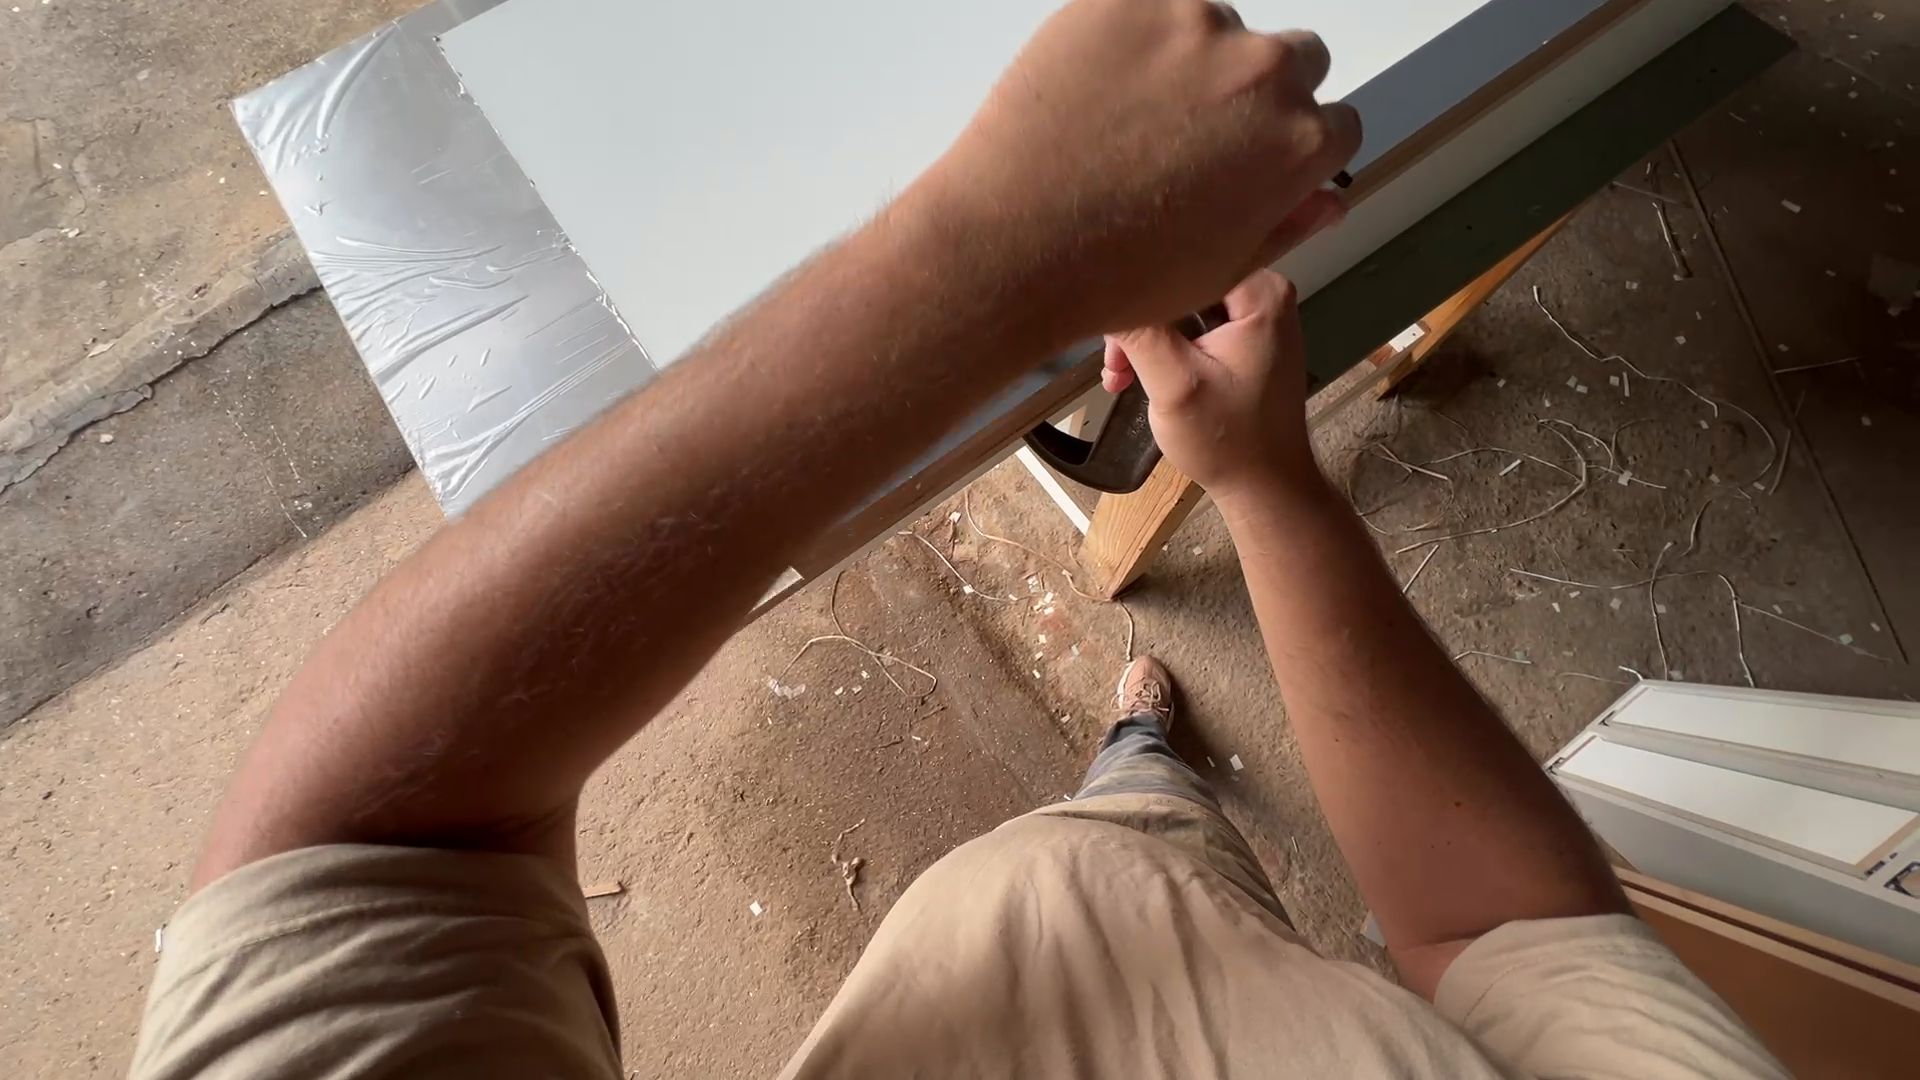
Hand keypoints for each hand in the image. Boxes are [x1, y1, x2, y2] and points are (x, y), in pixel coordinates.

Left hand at [913, 0, 1359, 337]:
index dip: (1291, 152)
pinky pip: (1147, 10)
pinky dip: (1130, 46)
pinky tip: (1092, 101)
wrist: (1014, 249)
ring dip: (1188, 68)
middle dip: (1255, 101)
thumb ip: (1283, 226)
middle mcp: (1263, 72)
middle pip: (1291, 63)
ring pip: (1215, 33)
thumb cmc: (1110, 277)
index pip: (1334, 125)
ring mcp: (1193, 25)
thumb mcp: (1213, 274)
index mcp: (1297, 145)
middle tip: (1188, 144)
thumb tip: (1327, 199)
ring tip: (1122, 130)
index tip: (1251, 166)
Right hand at [1105, 269, 1317, 495]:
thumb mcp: (1174, 385)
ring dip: (1145, 340)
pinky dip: (1163, 349)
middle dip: (1139, 321)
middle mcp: (1265, 291)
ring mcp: (1256, 316)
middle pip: (1180, 284)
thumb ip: (1140, 334)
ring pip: (1180, 307)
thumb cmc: (1226, 440)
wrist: (1262, 486)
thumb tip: (1105, 288)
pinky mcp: (1245, 340)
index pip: (1185, 259)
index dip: (1139, 286)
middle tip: (1114, 364)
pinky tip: (1138, 375)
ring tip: (1120, 377)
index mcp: (1260, 290)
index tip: (1108, 320)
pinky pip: (1193, 326)